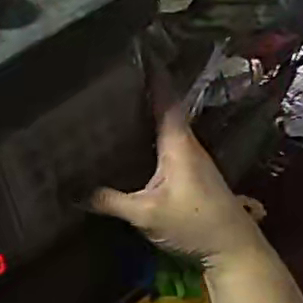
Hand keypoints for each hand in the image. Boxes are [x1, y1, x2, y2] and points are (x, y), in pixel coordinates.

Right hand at [90, 68, 267, 266]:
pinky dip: (146, 144)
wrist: (231, 249)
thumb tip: (72, 193)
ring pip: (163, 133)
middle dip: (141, 97)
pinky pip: (163, 151)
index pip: (165, 100)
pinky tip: (128, 151)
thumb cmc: (193, 223)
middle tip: (111, 85)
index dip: (153, 76)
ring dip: (143, 122)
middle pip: (162, 113)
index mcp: (178, 144)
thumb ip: (109, 201)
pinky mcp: (189, 178)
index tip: (139, 54)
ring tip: (113, 114)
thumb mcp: (144, 214)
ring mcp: (190, 162)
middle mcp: (186, 146)